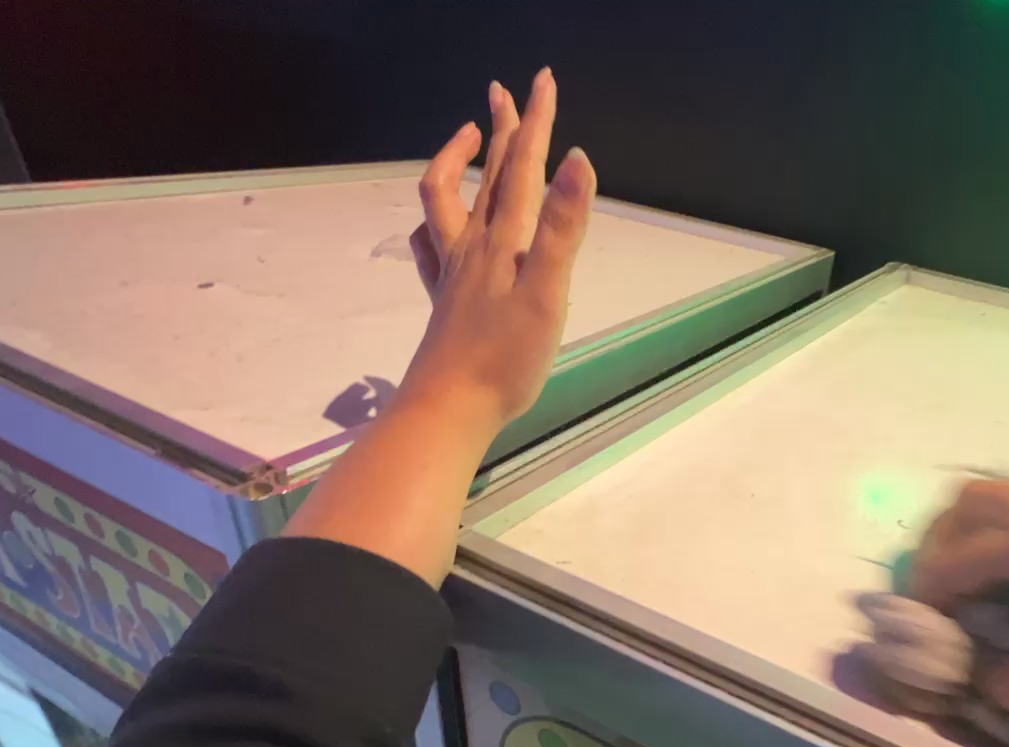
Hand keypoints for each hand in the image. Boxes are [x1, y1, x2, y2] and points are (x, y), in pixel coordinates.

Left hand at [403, 68, 596, 427]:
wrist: (452, 406)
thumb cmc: (506, 356)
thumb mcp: (547, 291)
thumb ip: (562, 228)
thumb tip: (577, 160)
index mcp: (504, 241)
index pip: (522, 170)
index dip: (536, 124)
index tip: (542, 79)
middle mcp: (475, 247)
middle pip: (488, 177)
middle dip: (500, 131)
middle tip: (504, 91)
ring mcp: (455, 273)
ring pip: (449, 203)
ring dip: (458, 165)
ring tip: (467, 141)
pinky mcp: (446, 301)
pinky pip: (431, 249)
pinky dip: (432, 224)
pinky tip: (434, 225)